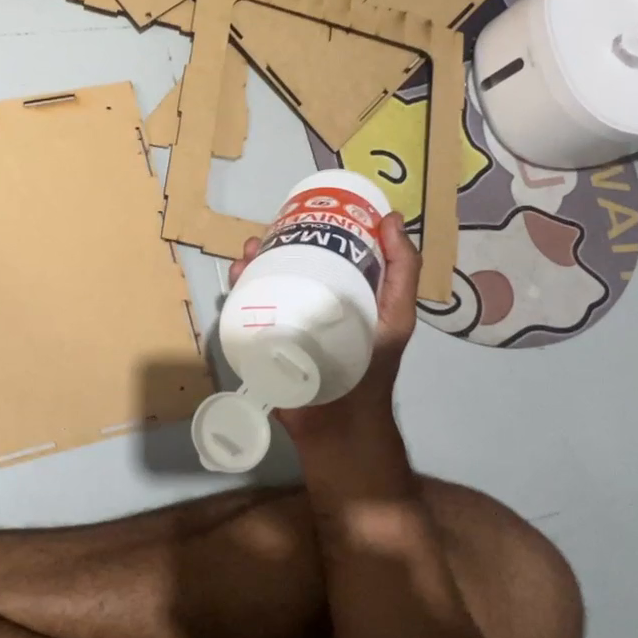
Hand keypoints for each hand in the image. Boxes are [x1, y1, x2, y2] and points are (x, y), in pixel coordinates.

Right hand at [226, 212, 419, 445]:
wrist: (338, 423)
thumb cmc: (372, 368)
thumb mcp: (396, 316)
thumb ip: (402, 272)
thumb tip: (390, 219)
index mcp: (341, 296)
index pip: (323, 255)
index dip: (311, 231)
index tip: (300, 213)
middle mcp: (309, 305)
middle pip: (286, 266)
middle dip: (270, 246)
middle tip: (262, 236)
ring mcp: (283, 324)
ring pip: (261, 285)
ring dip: (249, 265)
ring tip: (246, 256)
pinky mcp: (262, 342)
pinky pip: (245, 311)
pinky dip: (237, 292)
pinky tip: (235, 280)